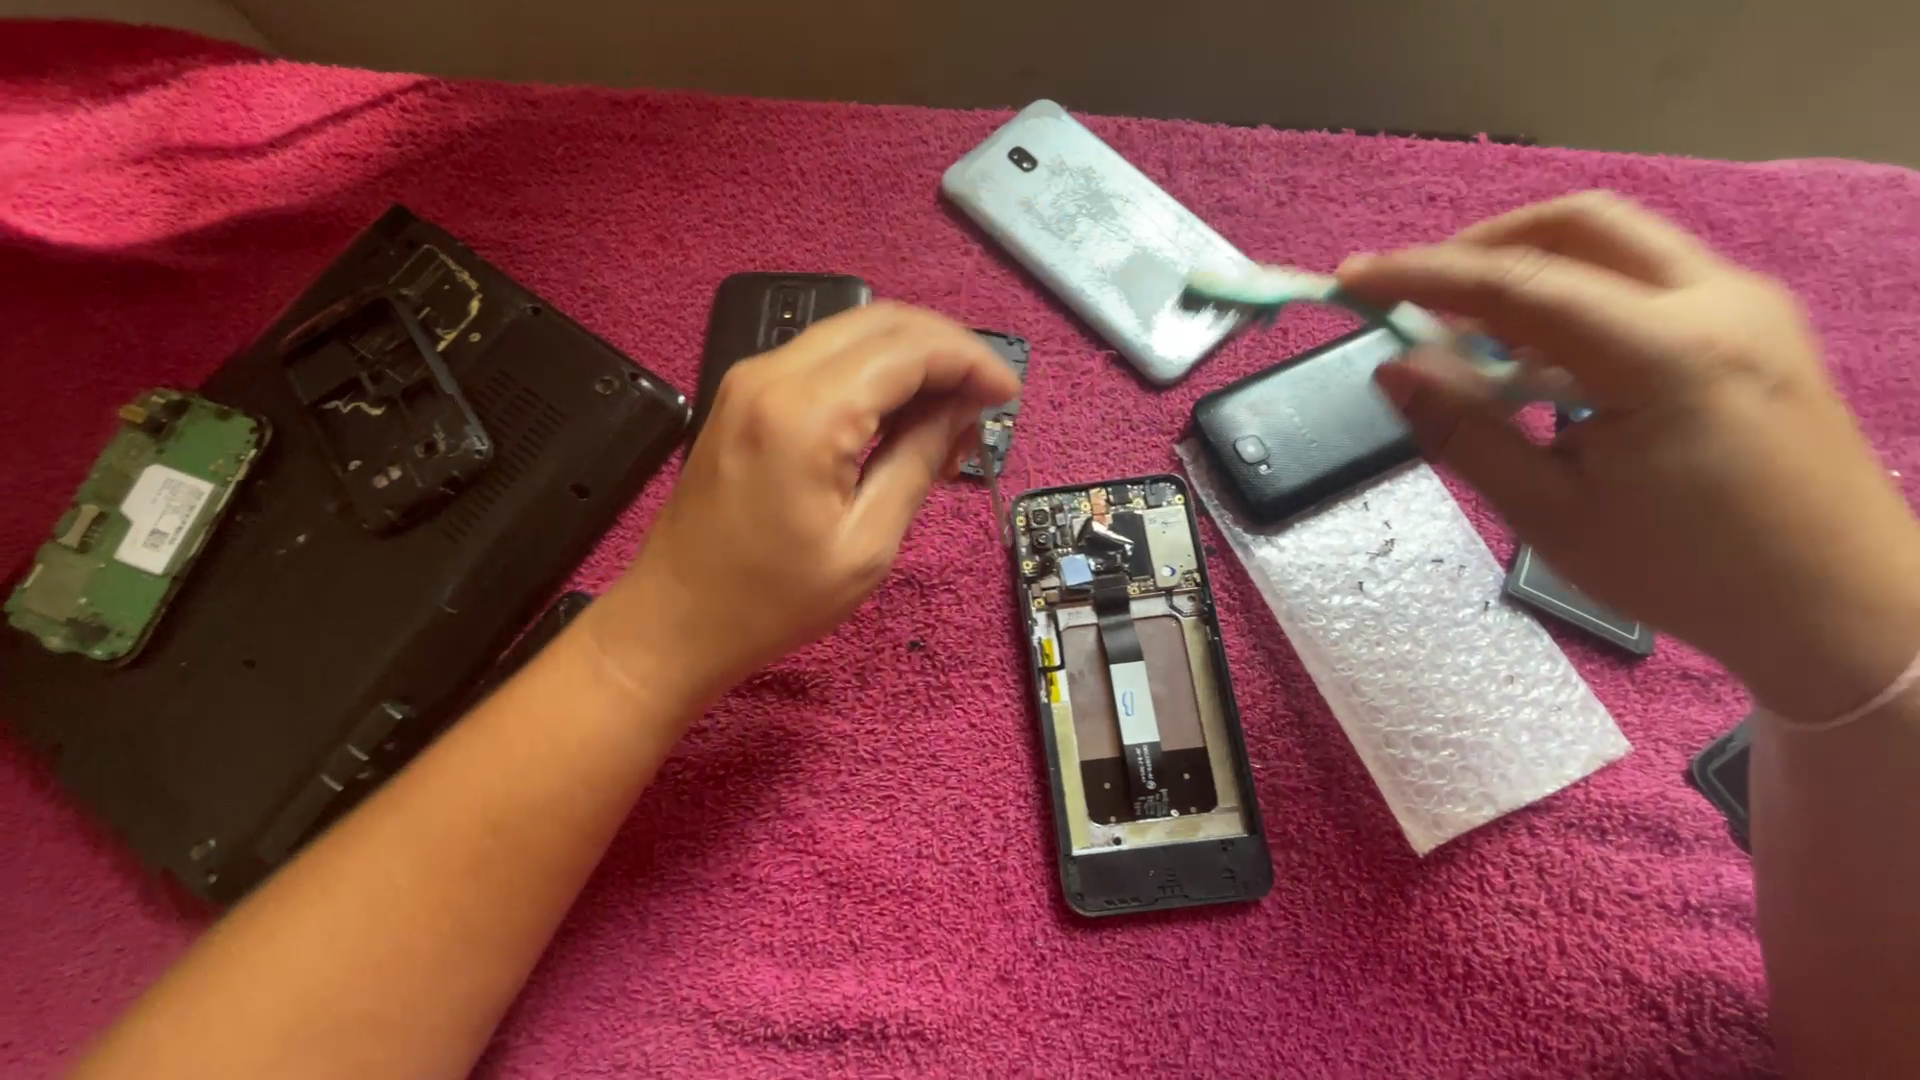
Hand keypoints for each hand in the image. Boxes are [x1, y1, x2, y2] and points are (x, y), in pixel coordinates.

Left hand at [583, 302, 1019, 704]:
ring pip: (855, 333)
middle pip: (884, 323)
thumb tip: (964, 409)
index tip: (1008, 393)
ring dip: (912, 361)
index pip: (909, 348)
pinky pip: (825, 360)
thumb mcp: (868, 543)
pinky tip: (900, 419)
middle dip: (947, 350)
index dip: (970, 360)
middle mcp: (774, 374)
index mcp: (807, 413)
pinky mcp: (746, 394)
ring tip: (948, 422)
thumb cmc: (774, 599)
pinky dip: (874, 375)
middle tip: (983, 403)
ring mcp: (753, 378)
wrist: (677, 618)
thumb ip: (918, 459)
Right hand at [1338, 192, 1919, 721]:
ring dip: (1524, 271)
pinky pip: (1639, 281)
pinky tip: (1531, 360)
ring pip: (1613, 245)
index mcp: (1664, 353)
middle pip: (1577, 226)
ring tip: (1461, 334)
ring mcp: (1741, 307)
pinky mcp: (1745, 328)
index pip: (1518, 285)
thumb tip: (1394, 372)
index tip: (1351, 277)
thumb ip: (1466, 432)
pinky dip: (1566, 298)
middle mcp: (1716, 301)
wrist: (1840, 605)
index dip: (1422, 276)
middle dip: (1480, 247)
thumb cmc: (1685, 571)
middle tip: (1413, 294)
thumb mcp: (1550, 512)